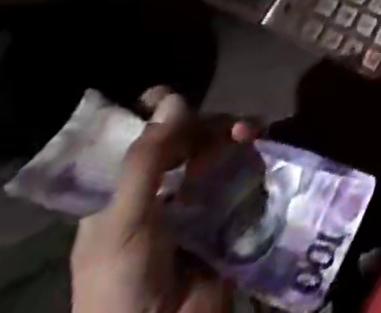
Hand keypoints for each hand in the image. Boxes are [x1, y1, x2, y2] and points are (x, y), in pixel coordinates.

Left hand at [70, 87, 256, 312]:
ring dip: (234, 134)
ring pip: (217, 150)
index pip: (136, 136)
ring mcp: (195, 202)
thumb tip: (176, 97)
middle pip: (185, 137)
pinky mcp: (228, 216)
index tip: (177, 97)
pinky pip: (243, 176)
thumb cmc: (121, 284)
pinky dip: (254, 156)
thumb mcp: (121, 221)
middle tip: (224, 126)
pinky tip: (260, 147)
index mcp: (121, 190)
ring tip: (248, 133)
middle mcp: (159, 189)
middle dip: (205, 123)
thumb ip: (146, 160)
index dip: (155, 112)